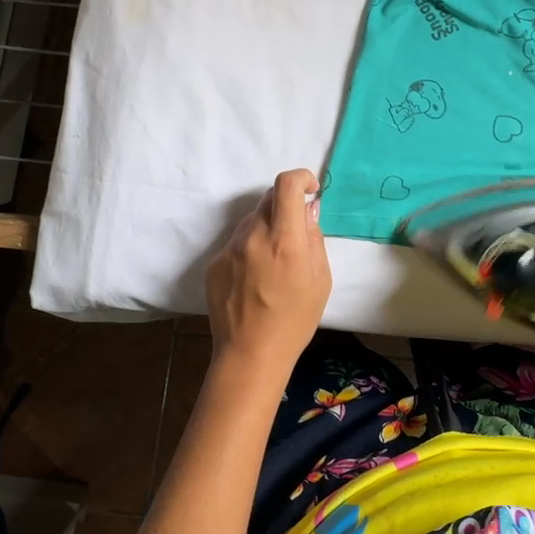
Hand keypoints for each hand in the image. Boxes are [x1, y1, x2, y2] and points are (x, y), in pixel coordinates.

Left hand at [205, 169, 330, 365]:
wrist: (249, 356)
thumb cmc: (294, 322)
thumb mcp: (320, 280)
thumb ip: (314, 238)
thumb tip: (308, 210)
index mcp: (284, 240)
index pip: (286, 184)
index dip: (300, 178)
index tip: (310, 190)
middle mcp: (253, 236)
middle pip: (268, 198)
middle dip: (286, 205)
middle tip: (296, 232)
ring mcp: (229, 249)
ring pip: (252, 220)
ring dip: (267, 227)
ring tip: (274, 262)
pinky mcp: (214, 263)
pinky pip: (237, 242)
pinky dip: (250, 247)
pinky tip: (255, 277)